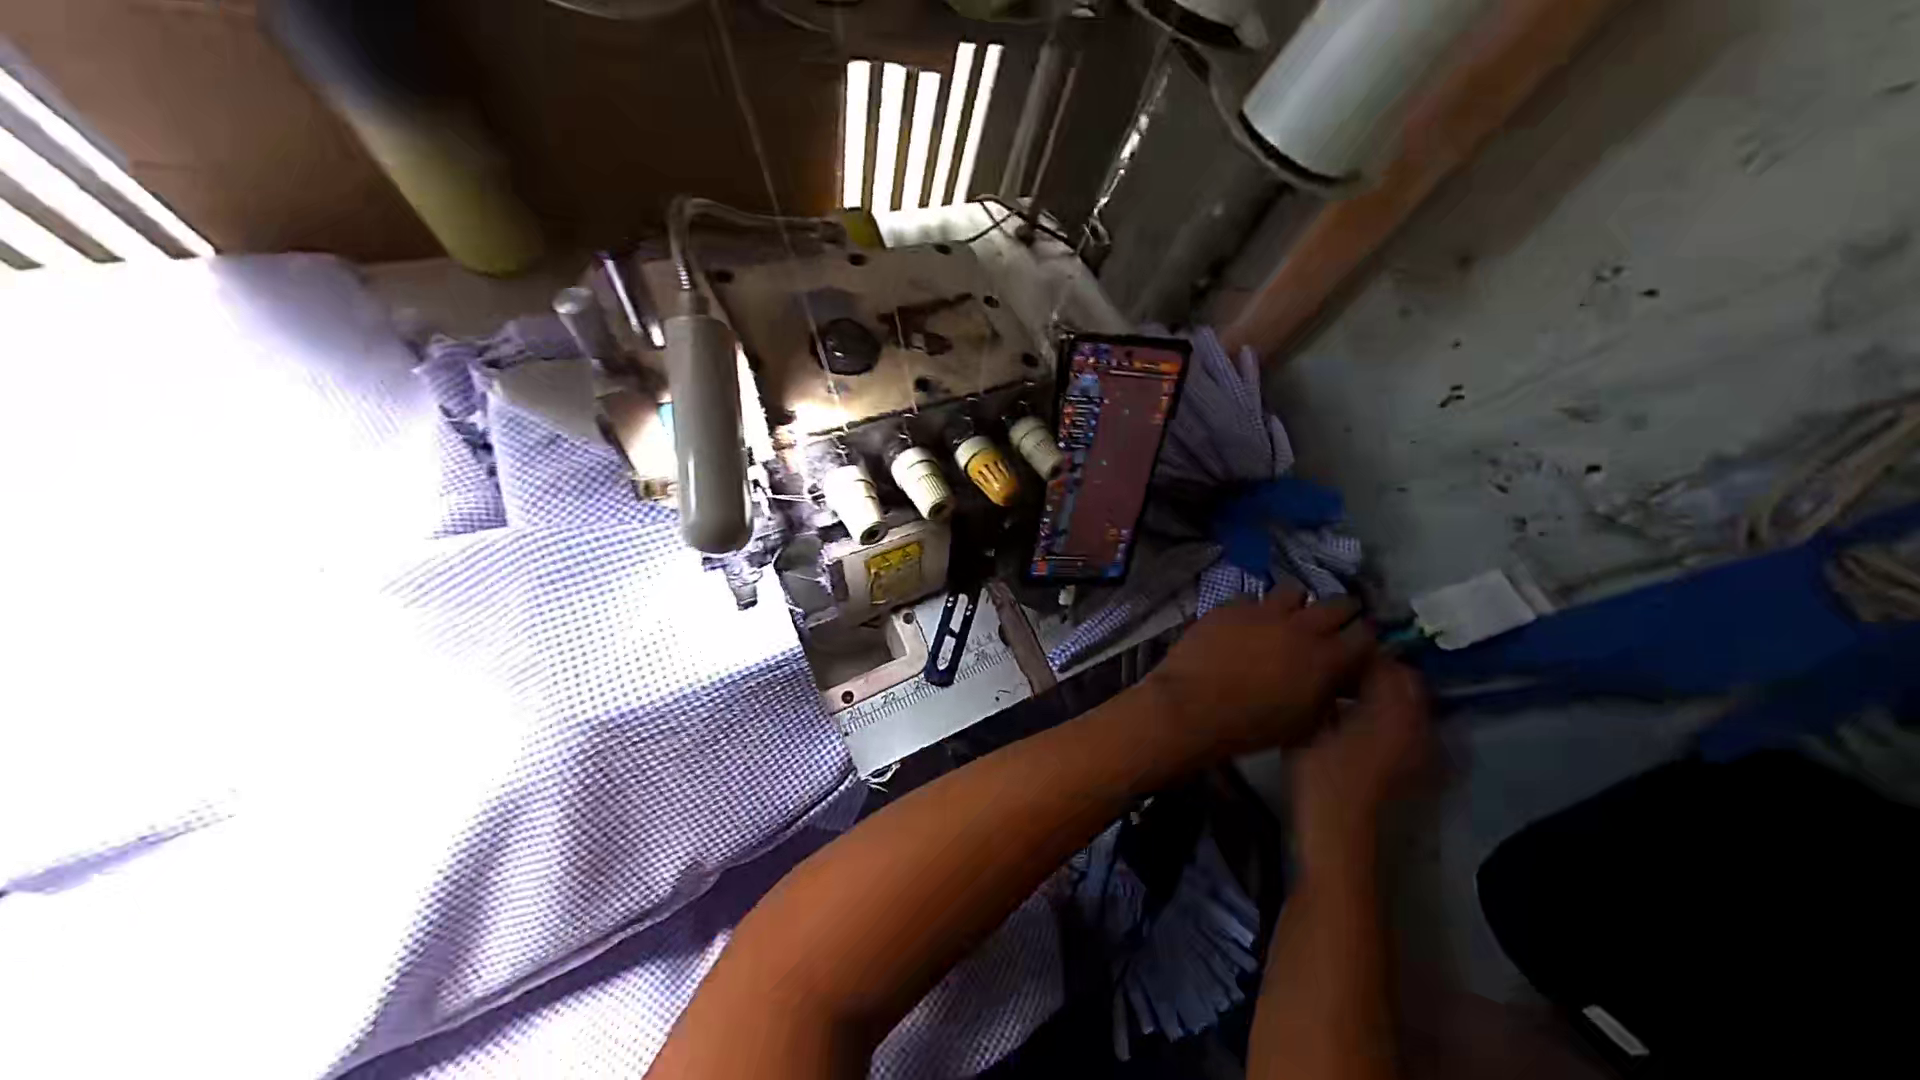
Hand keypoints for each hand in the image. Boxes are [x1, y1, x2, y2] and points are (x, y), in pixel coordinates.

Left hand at [1142, 587, 1375, 760]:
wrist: (1193, 706)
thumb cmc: (1252, 726)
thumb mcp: (1304, 720)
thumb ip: (1327, 694)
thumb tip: (1335, 681)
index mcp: (1326, 657)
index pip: (1365, 635)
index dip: (1364, 638)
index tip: (1358, 644)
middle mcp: (1301, 626)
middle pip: (1337, 603)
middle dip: (1341, 611)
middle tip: (1333, 622)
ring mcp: (1263, 611)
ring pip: (1293, 591)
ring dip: (1297, 602)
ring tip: (1287, 616)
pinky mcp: (1230, 606)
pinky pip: (1251, 598)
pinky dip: (1254, 608)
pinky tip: (1246, 622)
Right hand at [1291, 657, 1431, 858]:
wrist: (1340, 834)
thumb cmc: (1321, 774)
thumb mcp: (1311, 720)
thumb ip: (1326, 685)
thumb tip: (1327, 661)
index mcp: (1397, 707)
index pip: (1386, 661)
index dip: (1356, 652)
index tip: (1327, 651)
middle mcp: (1419, 722)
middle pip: (1402, 681)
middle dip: (1372, 671)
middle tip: (1331, 671)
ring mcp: (1421, 748)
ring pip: (1403, 704)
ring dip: (1378, 694)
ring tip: (1338, 695)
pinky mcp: (1414, 767)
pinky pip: (1403, 726)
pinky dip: (1382, 717)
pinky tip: (1350, 724)